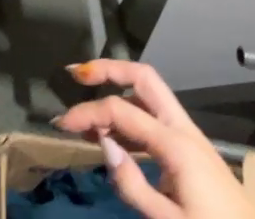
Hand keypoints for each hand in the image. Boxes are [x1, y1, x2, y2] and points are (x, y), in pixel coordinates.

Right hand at [53, 59, 254, 218]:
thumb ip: (131, 185)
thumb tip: (104, 146)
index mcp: (176, 145)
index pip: (120, 109)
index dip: (86, 111)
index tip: (62, 125)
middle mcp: (183, 130)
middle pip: (144, 77)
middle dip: (107, 69)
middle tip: (75, 75)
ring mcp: (190, 138)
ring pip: (148, 95)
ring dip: (115, 94)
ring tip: (87, 119)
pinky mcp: (191, 150)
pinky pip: (154, 118)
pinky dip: (128, 116)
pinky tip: (112, 139)